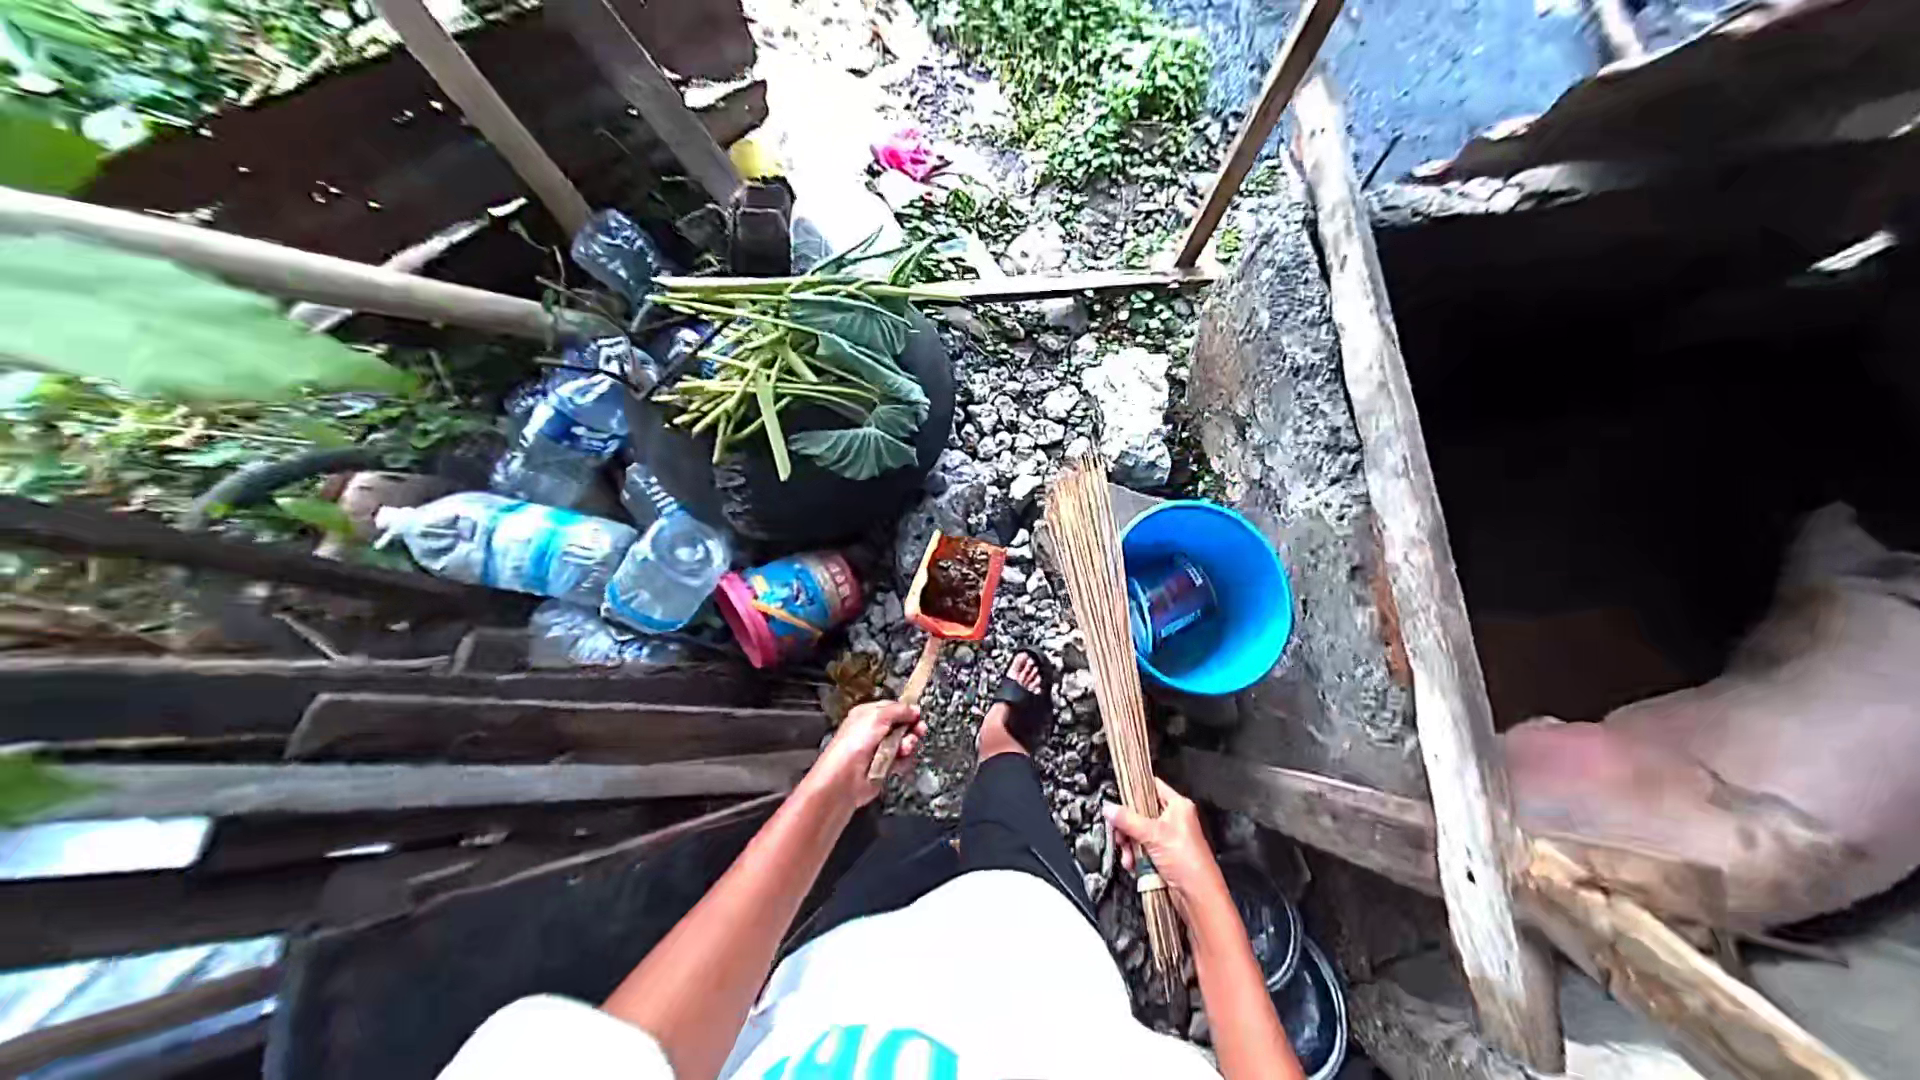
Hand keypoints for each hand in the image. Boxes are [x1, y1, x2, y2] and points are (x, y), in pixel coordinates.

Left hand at [802, 700, 925, 811]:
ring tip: (906, 747)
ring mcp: (879, 749)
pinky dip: (905, 760)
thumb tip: (914, 709)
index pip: (892, 707)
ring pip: (904, 742)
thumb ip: (899, 710)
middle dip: (912, 727)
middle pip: (901, 725)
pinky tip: (902, 759)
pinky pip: (902, 760)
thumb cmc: (855, 743)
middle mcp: (873, 730)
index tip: (917, 714)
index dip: (906, 710)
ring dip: (909, 744)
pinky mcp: (884, 766)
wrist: (844, 779)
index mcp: (867, 714)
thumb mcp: (877, 717)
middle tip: (919, 730)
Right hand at [1105, 778, 1229, 919]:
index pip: (1151, 786)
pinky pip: (1141, 849)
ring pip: (1138, 832)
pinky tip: (1132, 864)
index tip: (1117, 795)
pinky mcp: (1163, 855)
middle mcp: (1173, 819)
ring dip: (1129, 844)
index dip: (1134, 788)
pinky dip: (1134, 856)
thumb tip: (1108, 807)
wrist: (1198, 897)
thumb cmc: (1187, 861)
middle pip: (1140, 812)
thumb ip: (1127, 819)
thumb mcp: (1153, 834)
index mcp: (1177, 806)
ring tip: (1127, 854)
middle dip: (1126, 826)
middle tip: (1119, 833)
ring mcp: (1167, 838)